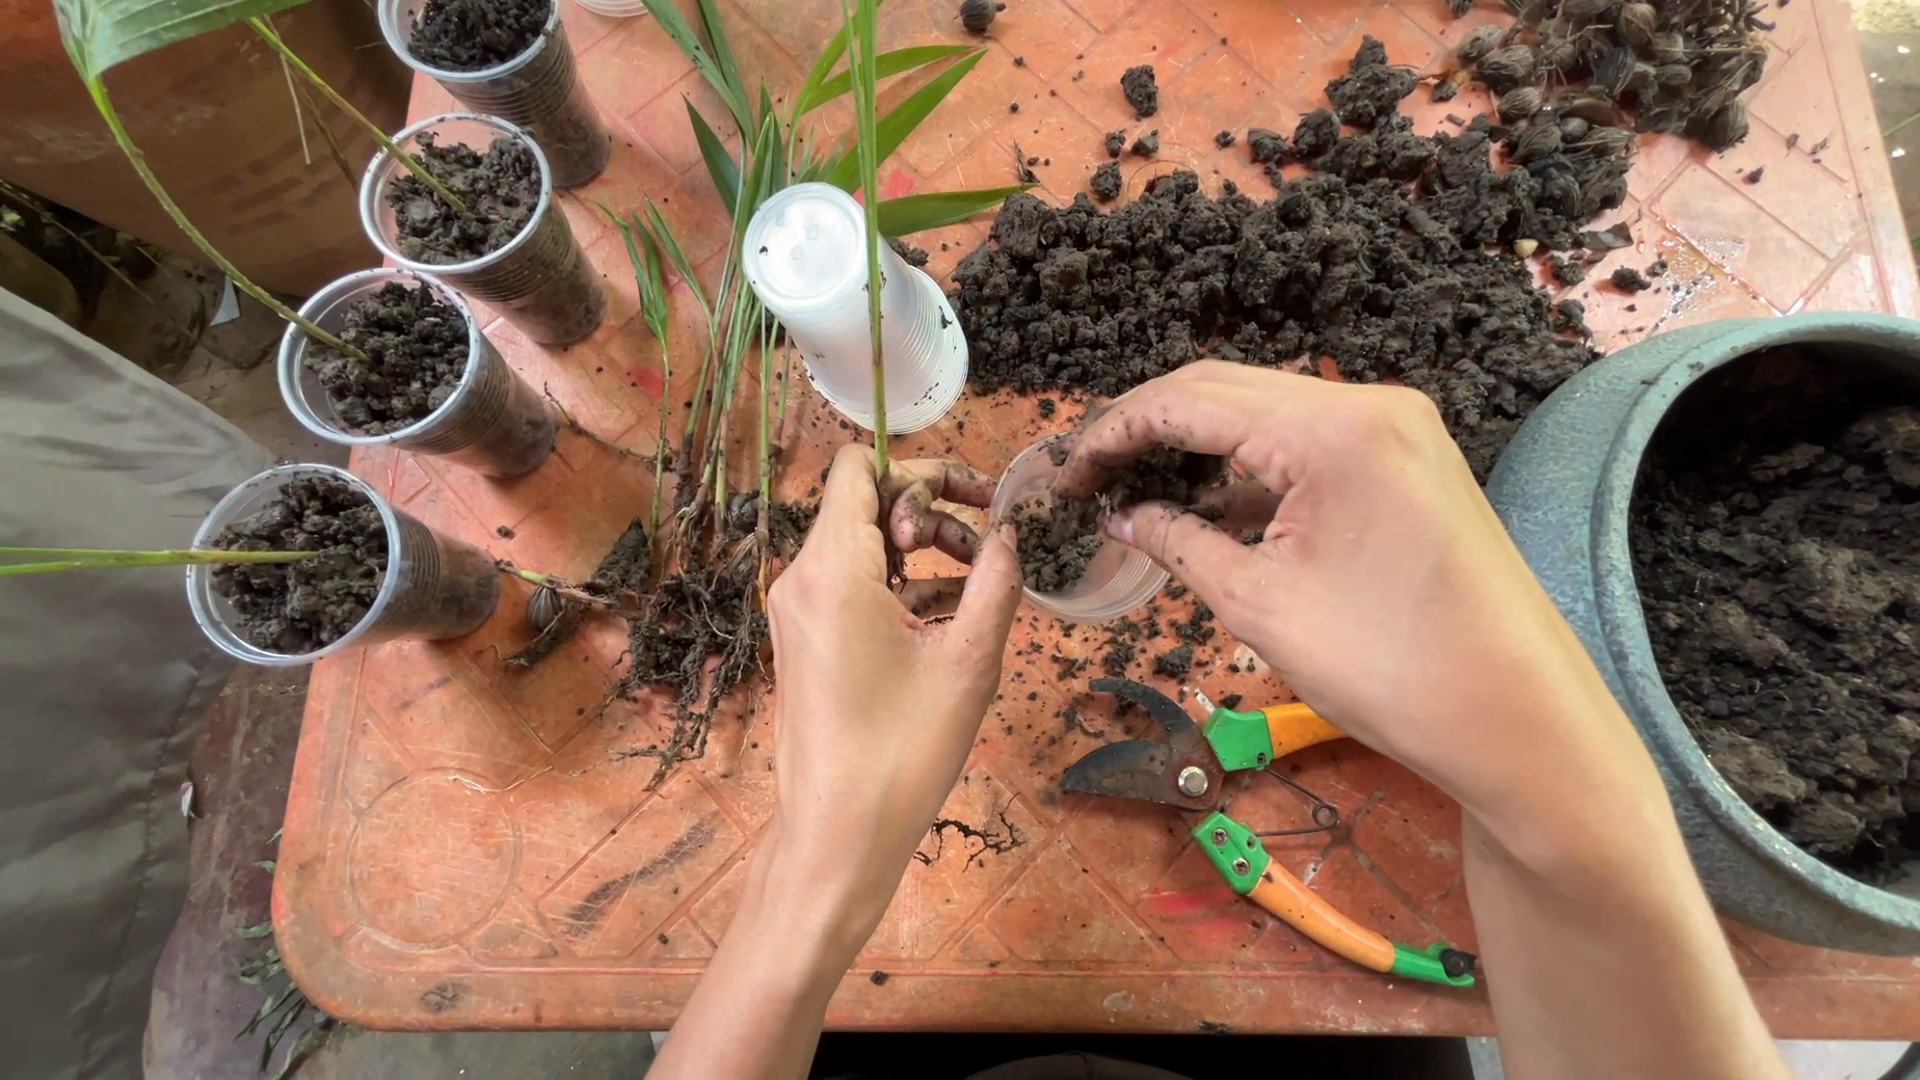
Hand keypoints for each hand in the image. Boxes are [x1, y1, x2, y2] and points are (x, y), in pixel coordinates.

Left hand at [761, 445, 1022, 955]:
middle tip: (983, 552)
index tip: (974, 498)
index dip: (922, 467)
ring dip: (922, 551)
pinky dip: (901, 585)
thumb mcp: (969, 660)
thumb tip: (1008, 533)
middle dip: (931, 513)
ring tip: (978, 585)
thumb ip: (996, 581)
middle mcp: (802, 577)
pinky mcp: (807, 636)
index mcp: (832, 569)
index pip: (859, 468)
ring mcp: (799, 608)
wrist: (839, 834)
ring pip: (863, 543)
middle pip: (865, 502)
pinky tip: (951, 615)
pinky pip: (855, 584)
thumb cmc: (905, 749)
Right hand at [1056, 362, 1653, 859]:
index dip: (1115, 433)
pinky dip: (1240, 465)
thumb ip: (1177, 542)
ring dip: (1190, 441)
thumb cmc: (1386, 669)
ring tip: (1131, 483)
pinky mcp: (1399, 458)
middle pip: (1221, 388)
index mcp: (1329, 430)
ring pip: (1257, 410)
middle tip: (1091, 474)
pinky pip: (1298, 442)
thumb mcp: (1258, 603)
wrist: (1521, 723)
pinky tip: (1198, 499)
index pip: (1189, 401)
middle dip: (1145, 426)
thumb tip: (1118, 514)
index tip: (1069, 474)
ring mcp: (1390, 427)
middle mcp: (1364, 404)